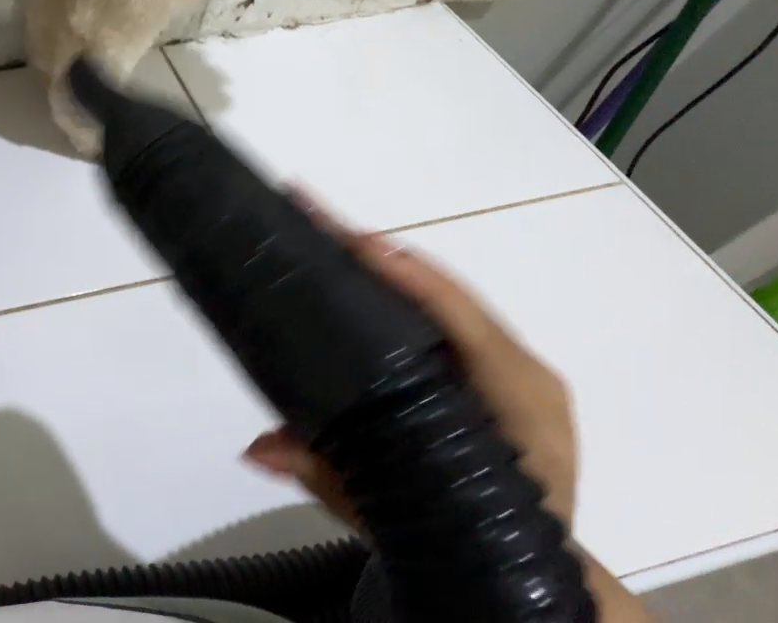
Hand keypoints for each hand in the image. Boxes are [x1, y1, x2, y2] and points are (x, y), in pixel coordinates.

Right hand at [243, 203, 577, 527]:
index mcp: (515, 401)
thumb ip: (330, 476)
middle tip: (309, 211)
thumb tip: (255, 447)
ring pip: (439, 293)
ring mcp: (509, 363)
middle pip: (442, 290)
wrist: (522, 566)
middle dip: (372, 249)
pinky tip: (346, 263)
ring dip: (377, 260)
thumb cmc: (464, 533)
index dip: (406, 274)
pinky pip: (439, 311)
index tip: (351, 239)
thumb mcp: (393, 512)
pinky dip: (393, 283)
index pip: (460, 318)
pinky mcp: (491, 364)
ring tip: (317, 226)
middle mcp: (519, 370)